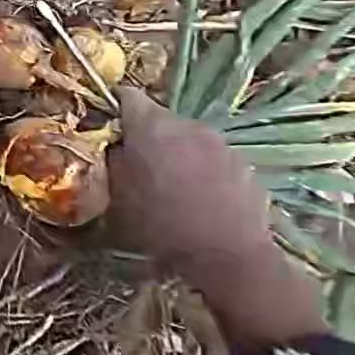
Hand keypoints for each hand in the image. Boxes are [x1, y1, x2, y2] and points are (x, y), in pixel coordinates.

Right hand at [107, 87, 272, 269]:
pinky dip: (201, 169)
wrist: (228, 259)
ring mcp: (220, 144)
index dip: (115, 108)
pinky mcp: (244, 165)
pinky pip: (211, 157)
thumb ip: (111, 157)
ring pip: (187, 138)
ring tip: (170, 184)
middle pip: (159, 118)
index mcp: (152, 125)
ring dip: (175, 151)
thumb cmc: (160, 222)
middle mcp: (188, 125)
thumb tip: (112, 143)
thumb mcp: (116, 191)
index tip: (109, 129)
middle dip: (146, 135)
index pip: (127, 95)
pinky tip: (198, 197)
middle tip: (137, 164)